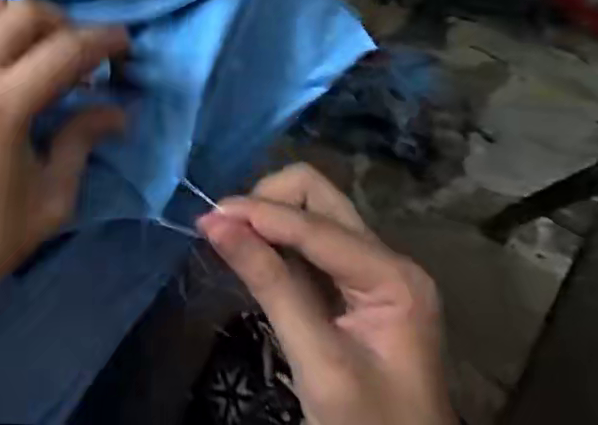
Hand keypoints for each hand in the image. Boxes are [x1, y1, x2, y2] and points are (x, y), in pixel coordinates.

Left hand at [0, 0, 129, 325]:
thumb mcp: (51, 197)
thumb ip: (82, 140)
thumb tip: (116, 110)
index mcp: (2, 104)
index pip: (64, 49)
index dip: (103, 40)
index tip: (126, 44)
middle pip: (24, 11)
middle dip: (64, 22)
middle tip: (85, 55)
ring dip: (24, 18)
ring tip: (44, 50)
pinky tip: (1, 51)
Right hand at [199, 164, 455, 424]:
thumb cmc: (369, 423)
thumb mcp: (318, 361)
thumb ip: (269, 285)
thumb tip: (211, 222)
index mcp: (393, 277)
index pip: (312, 224)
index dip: (256, 214)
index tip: (205, 220)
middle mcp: (386, 259)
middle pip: (314, 194)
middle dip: (264, 201)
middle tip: (226, 229)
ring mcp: (370, 267)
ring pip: (307, 207)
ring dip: (265, 215)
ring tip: (232, 241)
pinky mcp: (350, 281)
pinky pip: (303, 234)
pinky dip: (271, 235)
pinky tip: (250, 254)